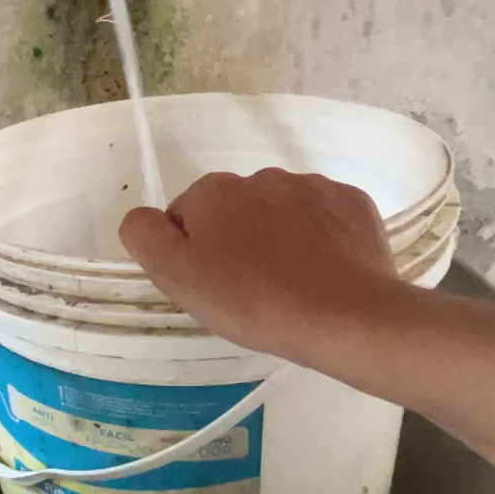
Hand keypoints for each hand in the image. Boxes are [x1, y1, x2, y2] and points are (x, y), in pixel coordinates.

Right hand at [118, 168, 411, 363]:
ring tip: (288, 284)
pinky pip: (322, 218)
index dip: (191, 254)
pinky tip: (322, 272)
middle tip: (247, 290)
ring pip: (278, 213)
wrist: (344, 316)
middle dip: (235, 242)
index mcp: (212, 192)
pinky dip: (318, 239)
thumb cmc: (250, 300)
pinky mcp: (351, 204)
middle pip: (232, 212)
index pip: (184, 219)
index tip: (210, 285)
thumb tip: (142, 217)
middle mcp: (260, 177)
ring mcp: (311, 186)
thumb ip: (144, 235)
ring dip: (276, 238)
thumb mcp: (176, 276)